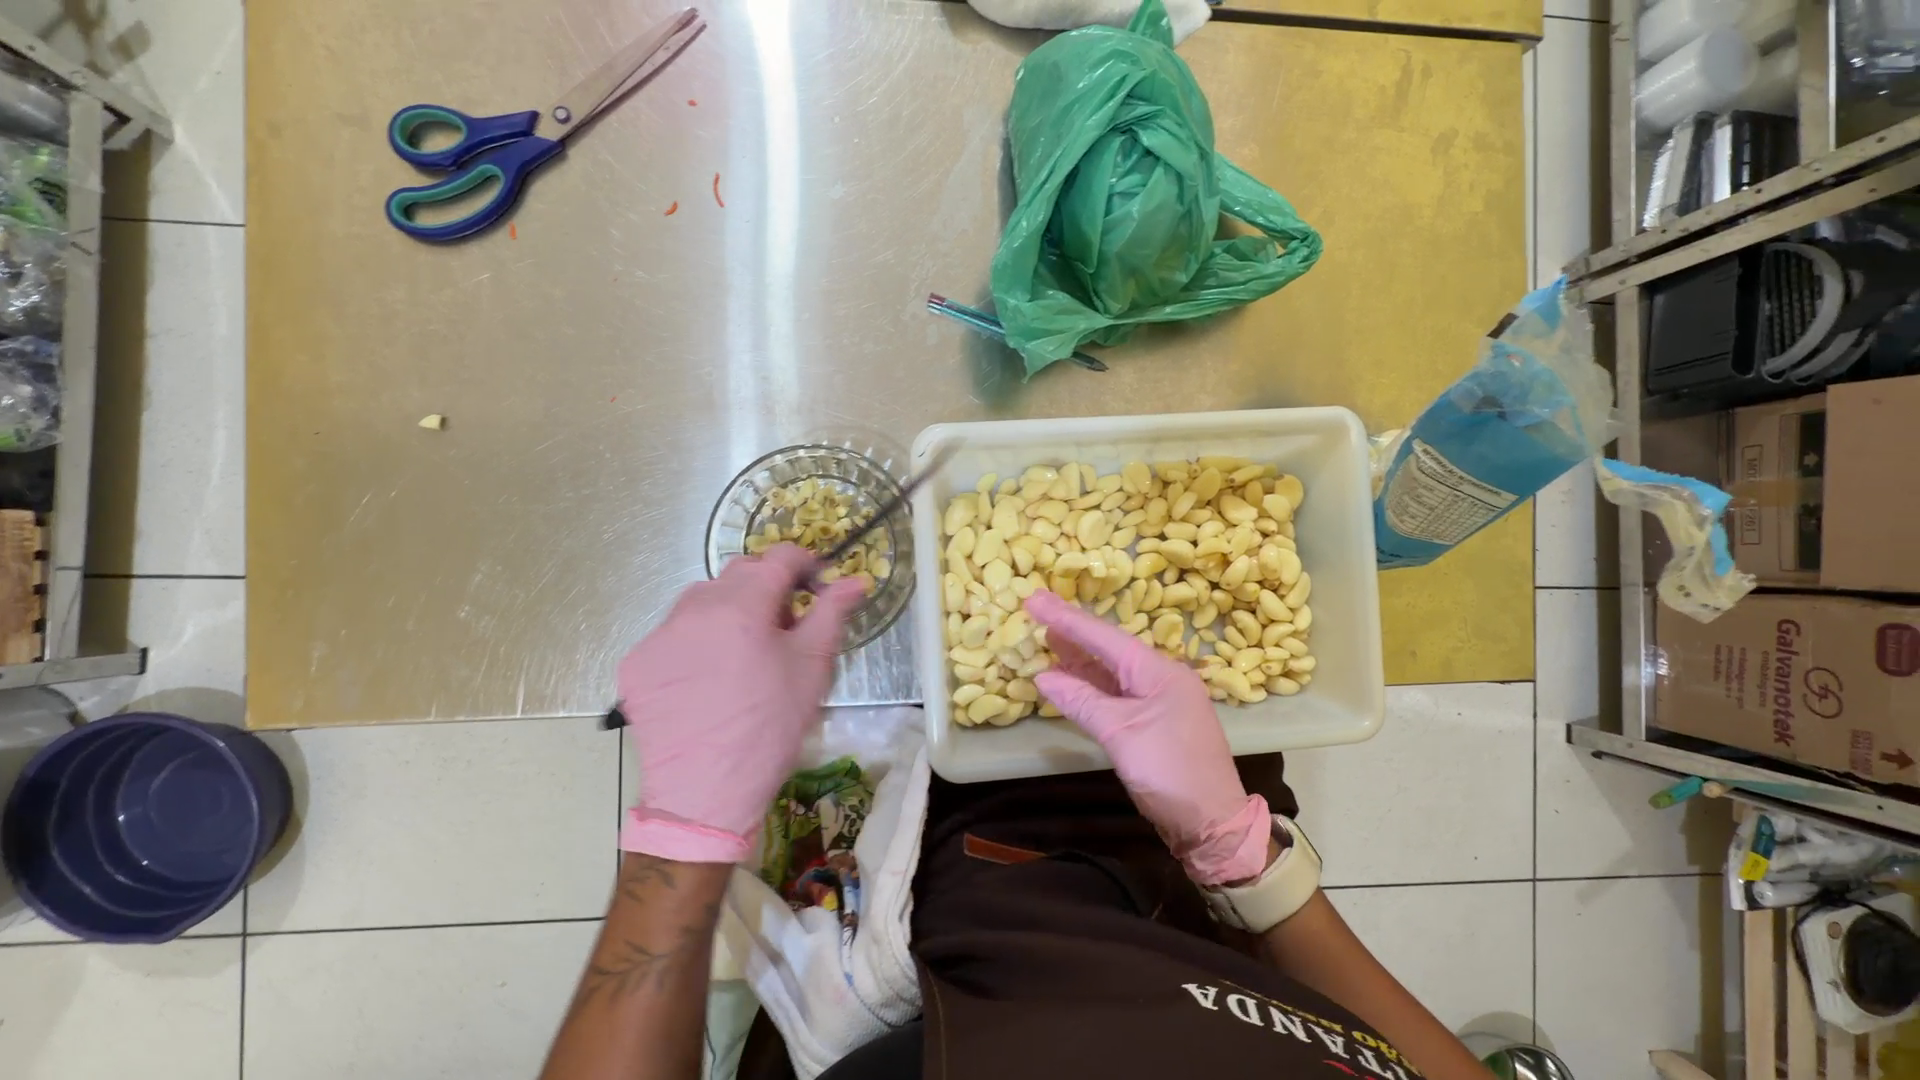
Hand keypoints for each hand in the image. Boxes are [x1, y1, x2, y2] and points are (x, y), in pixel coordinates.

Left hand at [616, 544, 865, 863]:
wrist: (706, 792)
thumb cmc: (771, 727)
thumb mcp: (812, 668)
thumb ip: (832, 613)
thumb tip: (854, 580)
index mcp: (742, 604)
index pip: (779, 558)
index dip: (806, 565)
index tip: (818, 587)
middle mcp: (694, 607)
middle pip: (739, 575)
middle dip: (767, 588)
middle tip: (785, 627)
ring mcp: (659, 635)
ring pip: (702, 601)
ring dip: (728, 612)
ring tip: (743, 654)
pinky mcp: (637, 663)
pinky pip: (674, 635)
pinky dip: (696, 643)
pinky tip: (709, 679)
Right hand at [1024, 590, 1271, 885]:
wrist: (1213, 824)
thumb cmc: (1171, 772)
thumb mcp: (1122, 735)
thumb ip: (1082, 702)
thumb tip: (1043, 677)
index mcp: (1159, 671)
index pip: (1104, 637)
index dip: (1067, 618)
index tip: (1034, 598)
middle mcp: (1160, 678)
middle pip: (1108, 648)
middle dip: (1071, 630)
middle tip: (1035, 608)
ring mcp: (1158, 702)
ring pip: (1110, 671)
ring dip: (1077, 656)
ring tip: (1045, 636)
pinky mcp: (1152, 724)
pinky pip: (1115, 694)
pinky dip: (1089, 685)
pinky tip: (1066, 678)